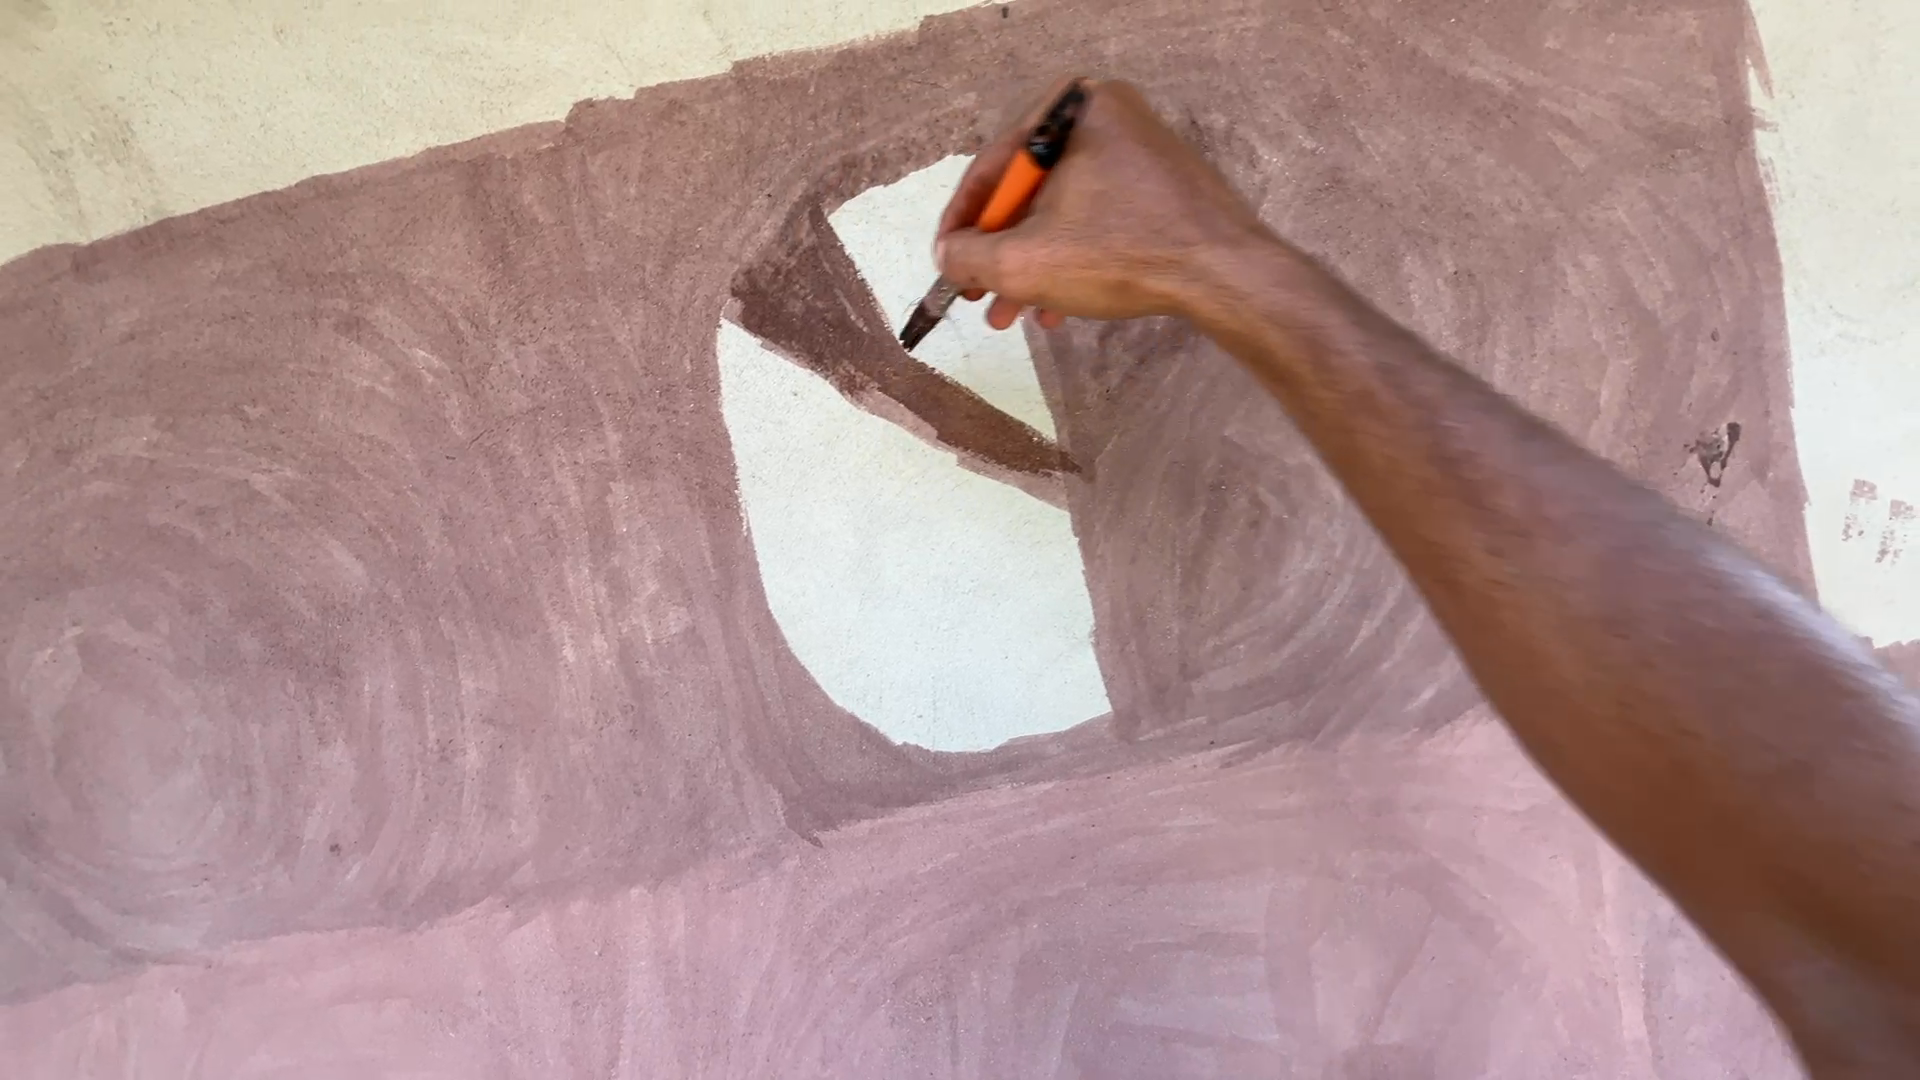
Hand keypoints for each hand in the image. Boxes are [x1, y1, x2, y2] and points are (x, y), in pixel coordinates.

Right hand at [936, 77, 1268, 330]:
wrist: (1221, 272)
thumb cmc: (1118, 254)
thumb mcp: (1022, 261)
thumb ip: (968, 257)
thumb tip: (946, 255)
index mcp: (1068, 108)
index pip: (990, 169)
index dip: (960, 225)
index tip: (945, 265)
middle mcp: (1102, 115)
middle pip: (1026, 193)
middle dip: (999, 257)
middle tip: (979, 298)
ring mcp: (1135, 148)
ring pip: (1060, 213)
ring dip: (1031, 269)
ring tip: (1013, 317)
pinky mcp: (1157, 184)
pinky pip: (1095, 219)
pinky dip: (1070, 260)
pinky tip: (1056, 307)